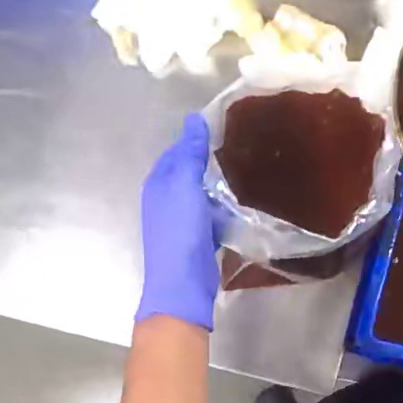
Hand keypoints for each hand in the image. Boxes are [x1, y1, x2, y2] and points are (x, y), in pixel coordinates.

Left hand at [137, 114, 221, 329]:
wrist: (182, 283)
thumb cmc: (181, 231)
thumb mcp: (185, 185)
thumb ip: (190, 153)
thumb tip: (194, 119)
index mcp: (159, 183)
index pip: (177, 151)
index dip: (196, 140)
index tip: (224, 130)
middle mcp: (166, 200)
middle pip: (190, 174)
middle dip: (209, 164)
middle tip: (239, 152)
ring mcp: (181, 222)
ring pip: (202, 196)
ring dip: (218, 189)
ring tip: (244, 177)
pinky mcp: (197, 241)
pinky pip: (211, 218)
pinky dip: (222, 212)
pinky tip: (239, 210)